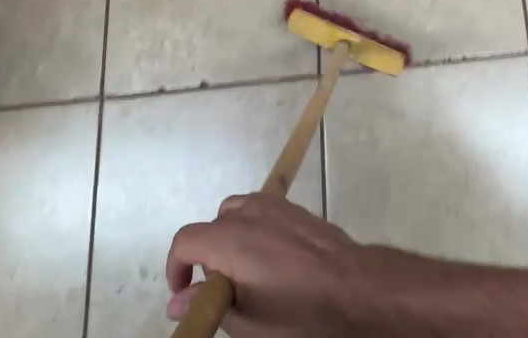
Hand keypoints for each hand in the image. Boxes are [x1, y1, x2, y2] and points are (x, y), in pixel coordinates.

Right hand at [166, 194, 373, 337]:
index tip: (182, 294)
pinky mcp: (295, 208)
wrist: (351, 285)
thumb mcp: (246, 322)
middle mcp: (248, 213)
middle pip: (212, 226)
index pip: (185, 240)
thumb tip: (177, 301)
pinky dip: (254, 229)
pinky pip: (262, 210)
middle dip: (207, 256)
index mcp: (229, 239)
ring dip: (230, 238)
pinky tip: (272, 259)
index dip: (176, 267)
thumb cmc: (297, 309)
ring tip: (245, 273)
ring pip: (237, 212)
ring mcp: (274, 205)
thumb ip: (208, 305)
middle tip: (222, 291)